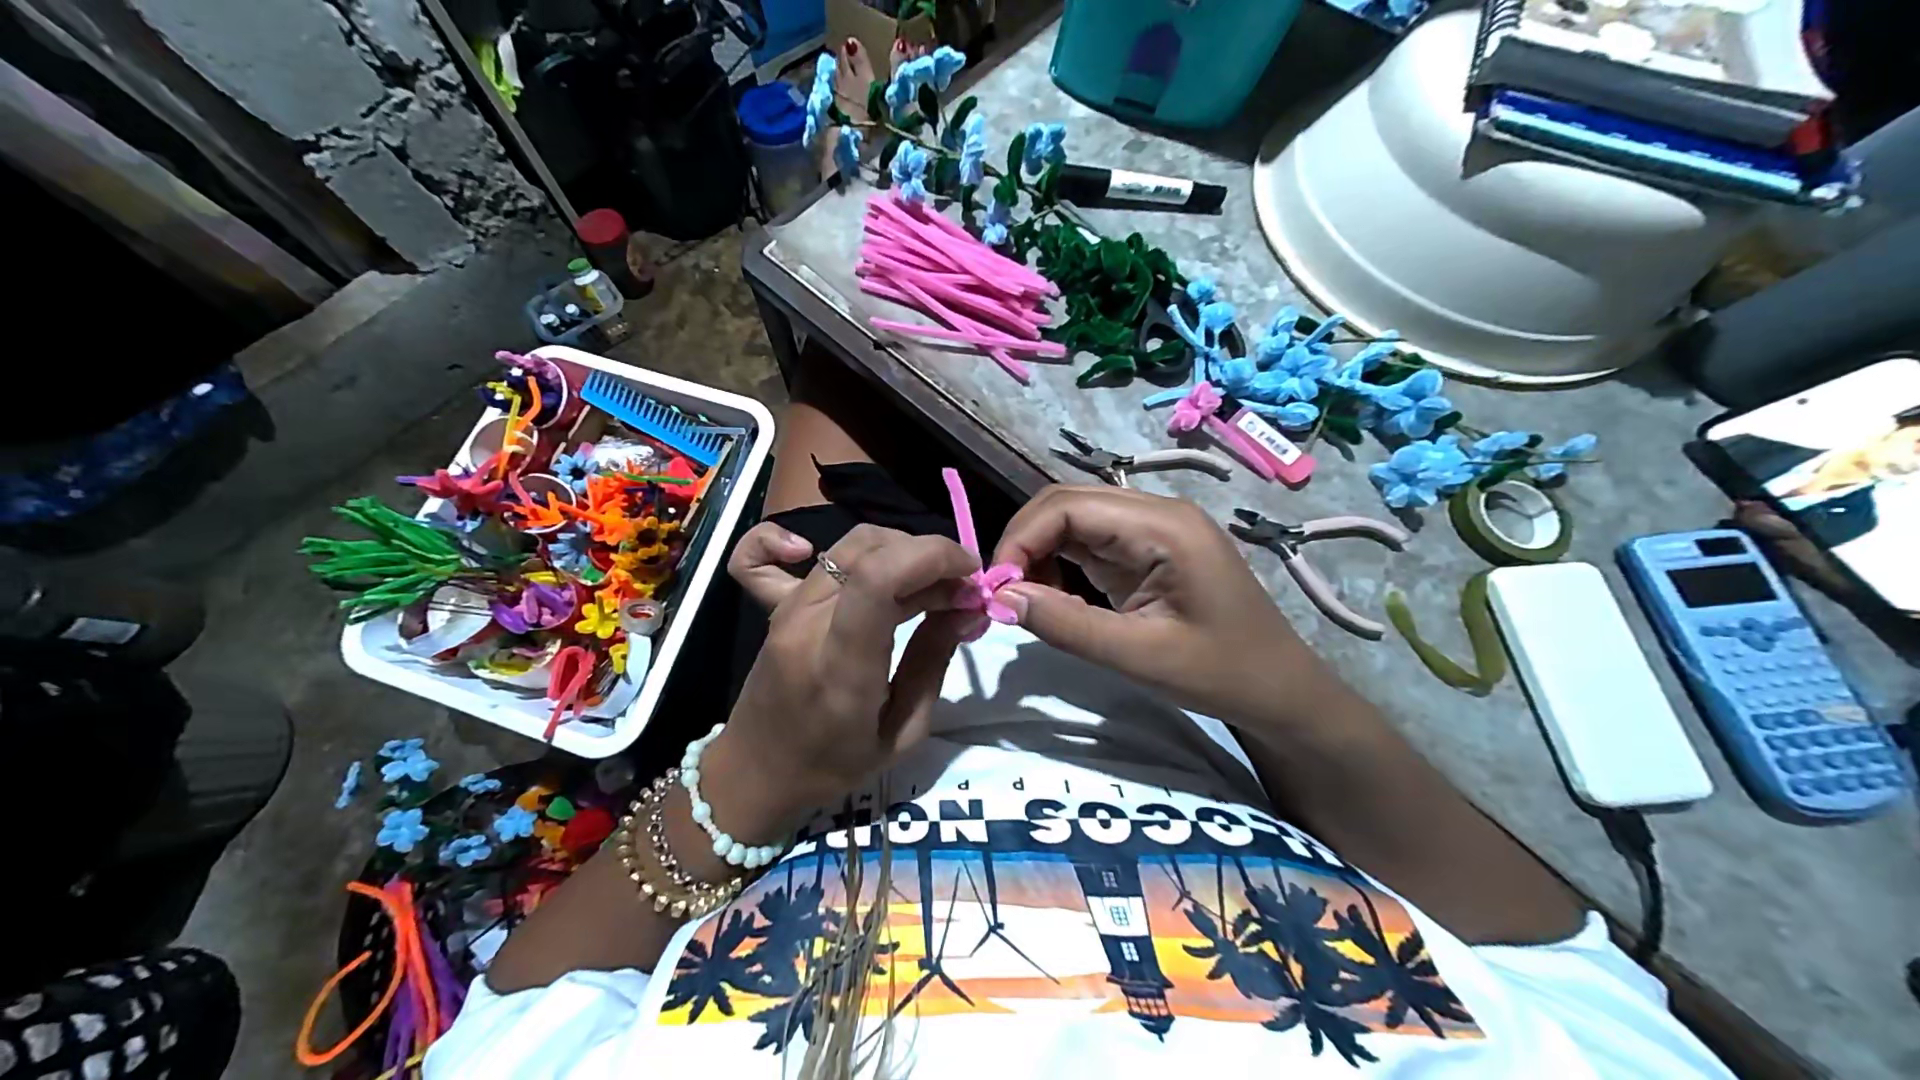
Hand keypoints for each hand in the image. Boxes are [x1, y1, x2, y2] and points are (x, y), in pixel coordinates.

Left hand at [721, 524, 981, 825]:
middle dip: (929, 555)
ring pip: (849, 544)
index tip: (969, 576)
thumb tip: (966, 608)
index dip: (932, 558)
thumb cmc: (832, 765)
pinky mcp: (778, 603)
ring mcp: (787, 608)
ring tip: (929, 582)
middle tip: (960, 588)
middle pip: (869, 550)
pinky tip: (831, 553)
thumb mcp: (901, 733)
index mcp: (840, 668)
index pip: (877, 580)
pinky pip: (771, 555)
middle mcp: (807, 623)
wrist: (756, 770)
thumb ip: (933, 662)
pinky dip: (807, 541)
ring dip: (901, 549)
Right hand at [991, 485, 1337, 724]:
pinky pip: (1089, 542)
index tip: (997, 589)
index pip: (1068, 506)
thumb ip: (1066, 624)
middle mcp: (1156, 513)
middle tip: (1005, 595)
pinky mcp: (1148, 548)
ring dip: (1039, 554)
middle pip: (1067, 503)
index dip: (1021, 538)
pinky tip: (1057, 599)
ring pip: (1074, 520)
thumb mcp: (1138, 656)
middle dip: (1025, 543)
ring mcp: (1153, 528)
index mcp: (1163, 526)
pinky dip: (1060, 565)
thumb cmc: (1220, 673)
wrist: (1280, 690)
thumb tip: (1001, 598)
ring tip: (1030, 602)